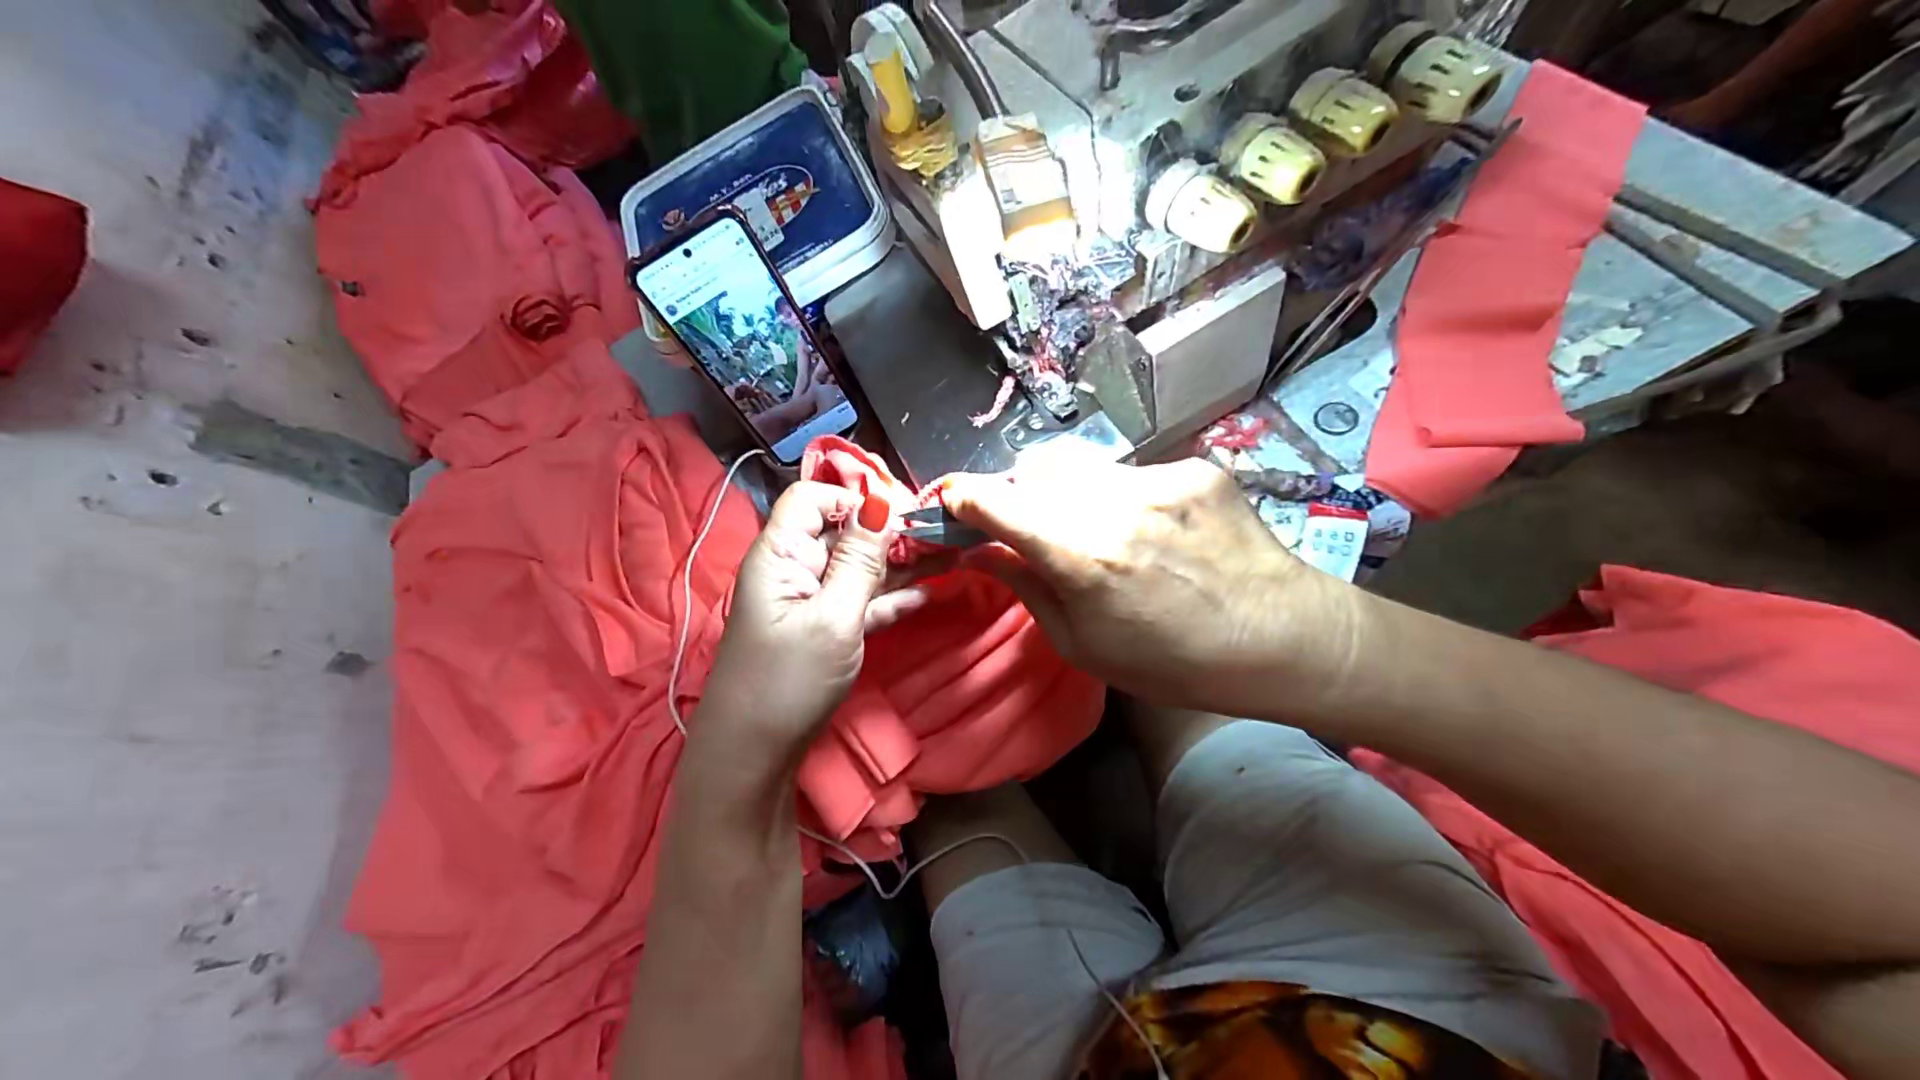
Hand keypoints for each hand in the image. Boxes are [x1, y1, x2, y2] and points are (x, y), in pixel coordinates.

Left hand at [700, 482, 929, 753]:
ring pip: (857, 567)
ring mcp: (810, 600)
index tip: (901, 515)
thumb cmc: (788, 680)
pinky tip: (925, 595)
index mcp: (781, 553)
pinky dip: (889, 598)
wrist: (753, 755)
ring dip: (899, 564)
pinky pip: (860, 601)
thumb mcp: (833, 617)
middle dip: (889, 531)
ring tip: (947, 559)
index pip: (813, 498)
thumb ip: (859, 560)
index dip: (854, 498)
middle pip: (842, 531)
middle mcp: (794, 568)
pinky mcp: (824, 629)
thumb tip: (880, 502)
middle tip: (941, 538)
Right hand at [941, 457, 1361, 716]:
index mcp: (1084, 555)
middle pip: (1032, 471)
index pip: (996, 499)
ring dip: (1062, 492)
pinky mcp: (1193, 467)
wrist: (1283, 638)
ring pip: (1080, 465)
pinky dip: (1114, 494)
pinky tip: (1144, 529)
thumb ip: (1024, 586)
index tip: (949, 504)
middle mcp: (1115, 502)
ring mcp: (1159, 477)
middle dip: (1013, 494)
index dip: (962, 497)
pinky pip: (1128, 470)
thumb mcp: (1083, 645)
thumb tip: (977, 552)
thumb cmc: (1175, 663)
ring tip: (1086, 530)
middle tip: (1020, 527)